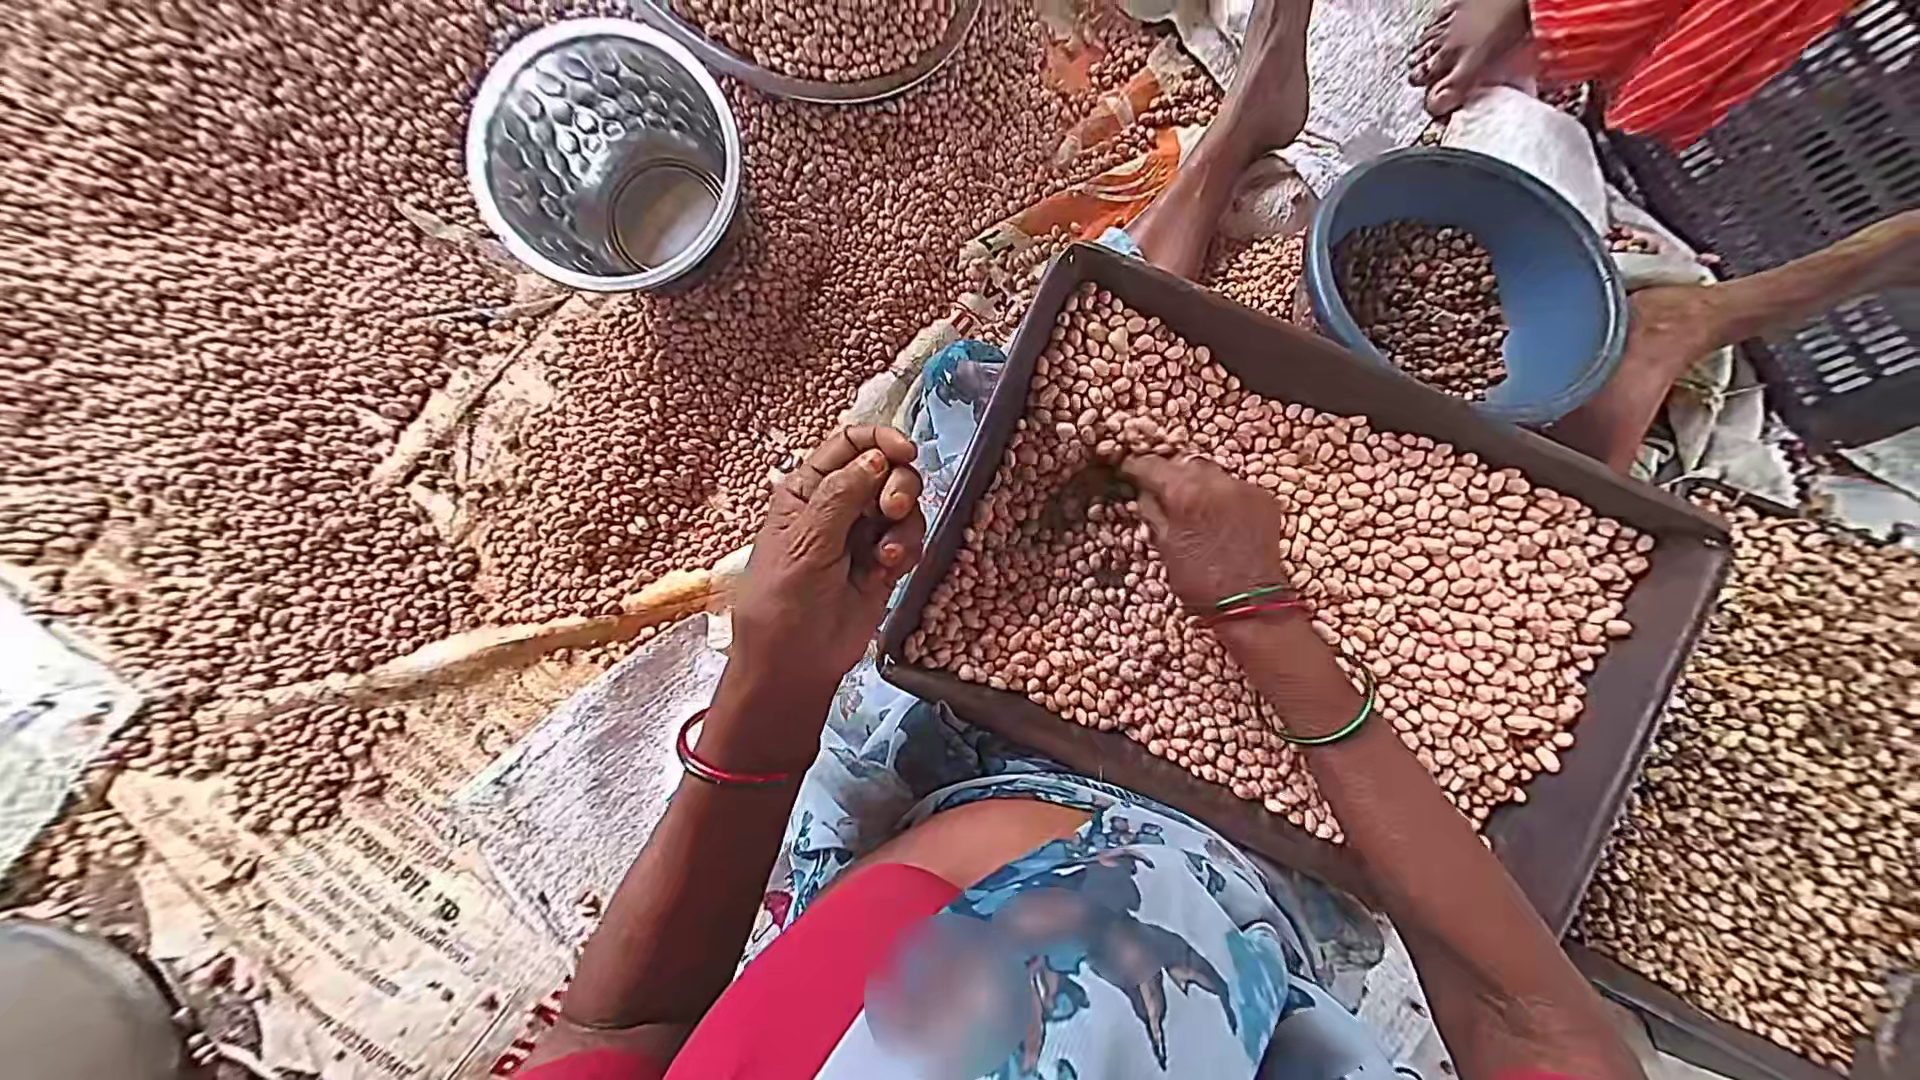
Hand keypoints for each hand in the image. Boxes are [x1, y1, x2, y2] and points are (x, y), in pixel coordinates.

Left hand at [730, 426, 925, 699]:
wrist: (797, 664)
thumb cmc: (783, 602)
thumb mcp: (804, 543)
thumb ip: (841, 495)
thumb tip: (877, 456)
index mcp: (808, 489)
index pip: (849, 443)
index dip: (880, 440)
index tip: (905, 451)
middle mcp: (839, 505)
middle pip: (886, 469)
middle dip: (898, 485)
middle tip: (892, 509)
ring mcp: (864, 533)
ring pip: (905, 504)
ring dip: (904, 523)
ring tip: (887, 554)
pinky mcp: (885, 561)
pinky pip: (912, 538)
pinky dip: (908, 549)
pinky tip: (888, 570)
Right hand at [1121, 453, 1289, 611]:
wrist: (1250, 603)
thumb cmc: (1198, 580)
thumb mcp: (1163, 545)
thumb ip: (1151, 510)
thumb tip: (1144, 492)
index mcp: (1183, 492)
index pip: (1151, 464)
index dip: (1135, 467)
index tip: (1127, 471)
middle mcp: (1215, 481)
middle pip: (1182, 464)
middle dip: (1168, 474)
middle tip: (1157, 490)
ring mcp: (1242, 487)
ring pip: (1209, 473)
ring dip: (1195, 483)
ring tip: (1188, 504)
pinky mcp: (1263, 498)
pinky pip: (1233, 487)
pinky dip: (1220, 495)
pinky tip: (1215, 515)